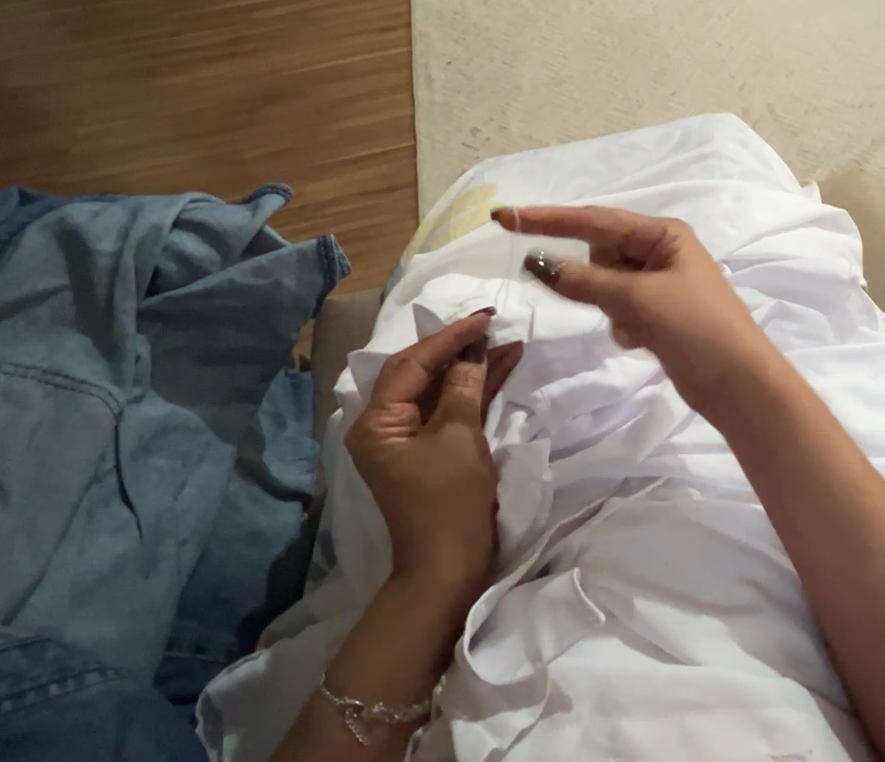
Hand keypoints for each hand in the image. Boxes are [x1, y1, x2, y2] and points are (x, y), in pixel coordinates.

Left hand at [345, 310, 523, 588]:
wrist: (450, 566)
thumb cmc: (449, 500)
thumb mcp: (459, 436)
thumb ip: (464, 387)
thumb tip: (473, 352)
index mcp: (377, 423)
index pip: (412, 364)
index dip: (450, 338)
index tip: (484, 318)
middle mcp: (385, 426)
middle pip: (422, 372)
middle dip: (459, 347)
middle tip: (493, 323)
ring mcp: (408, 440)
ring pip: (440, 389)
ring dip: (472, 367)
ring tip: (507, 342)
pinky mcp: (432, 451)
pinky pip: (450, 409)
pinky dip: (474, 390)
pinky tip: (502, 368)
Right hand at [492, 206, 785, 420]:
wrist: (737, 382)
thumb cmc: (694, 327)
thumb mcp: (636, 299)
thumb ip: (582, 279)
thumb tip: (536, 262)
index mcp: (664, 234)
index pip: (594, 219)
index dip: (548, 219)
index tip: (505, 217)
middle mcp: (661, 251)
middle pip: (600, 252)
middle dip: (595, 278)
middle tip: (618, 302)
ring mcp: (660, 284)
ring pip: (606, 283)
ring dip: (609, 306)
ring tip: (637, 325)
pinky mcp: (657, 314)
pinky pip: (618, 307)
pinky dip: (621, 324)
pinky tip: (642, 340)